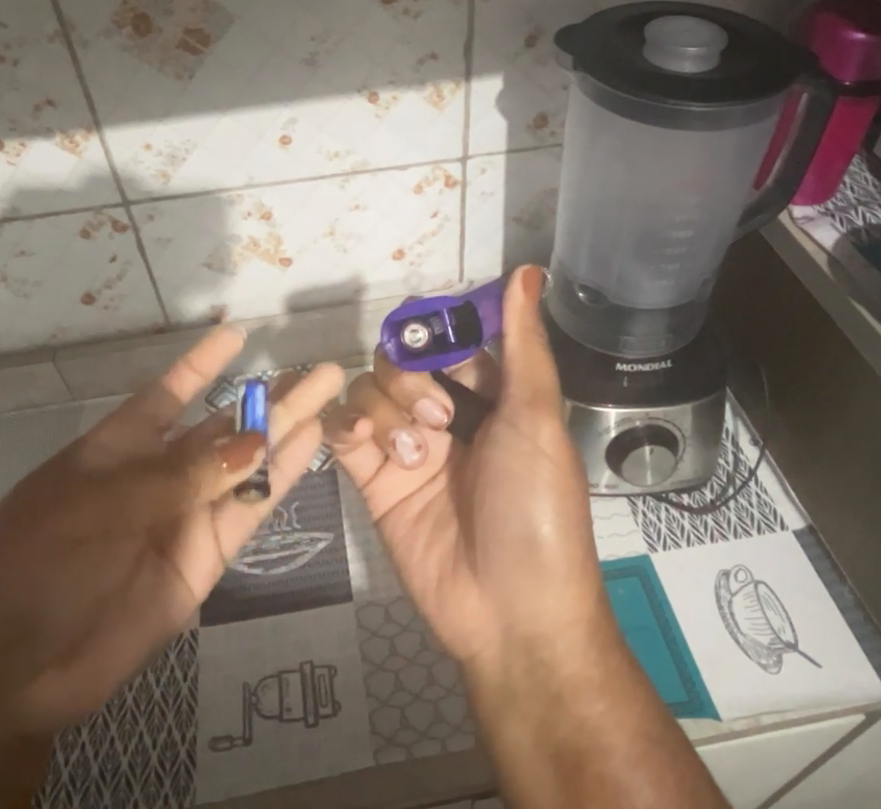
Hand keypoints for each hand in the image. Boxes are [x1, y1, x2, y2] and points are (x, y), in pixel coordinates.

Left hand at [0, 327, 343, 730]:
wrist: (10, 672)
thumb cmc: (33, 566)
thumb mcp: (98, 506)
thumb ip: (180, 476)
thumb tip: (256, 442)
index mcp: (113, 452)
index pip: (165, 396)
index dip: (200, 366)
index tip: (239, 335)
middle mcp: (154, 479)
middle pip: (218, 430)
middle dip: (265, 400)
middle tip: (321, 370)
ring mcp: (181, 520)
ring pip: (243, 469)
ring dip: (284, 433)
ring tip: (329, 397)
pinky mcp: (203, 562)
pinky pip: (246, 514)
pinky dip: (278, 483)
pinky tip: (309, 448)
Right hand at [330, 270, 720, 808]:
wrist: (510, 612)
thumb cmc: (536, 509)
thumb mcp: (536, 418)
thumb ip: (522, 343)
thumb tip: (530, 269)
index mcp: (497, 398)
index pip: (454, 340)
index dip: (441, 334)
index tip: (439, 345)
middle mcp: (450, 416)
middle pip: (402, 359)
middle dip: (412, 376)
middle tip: (440, 417)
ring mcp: (408, 448)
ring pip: (369, 388)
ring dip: (387, 407)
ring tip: (416, 452)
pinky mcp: (374, 480)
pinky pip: (344, 430)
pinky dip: (348, 425)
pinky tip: (371, 446)